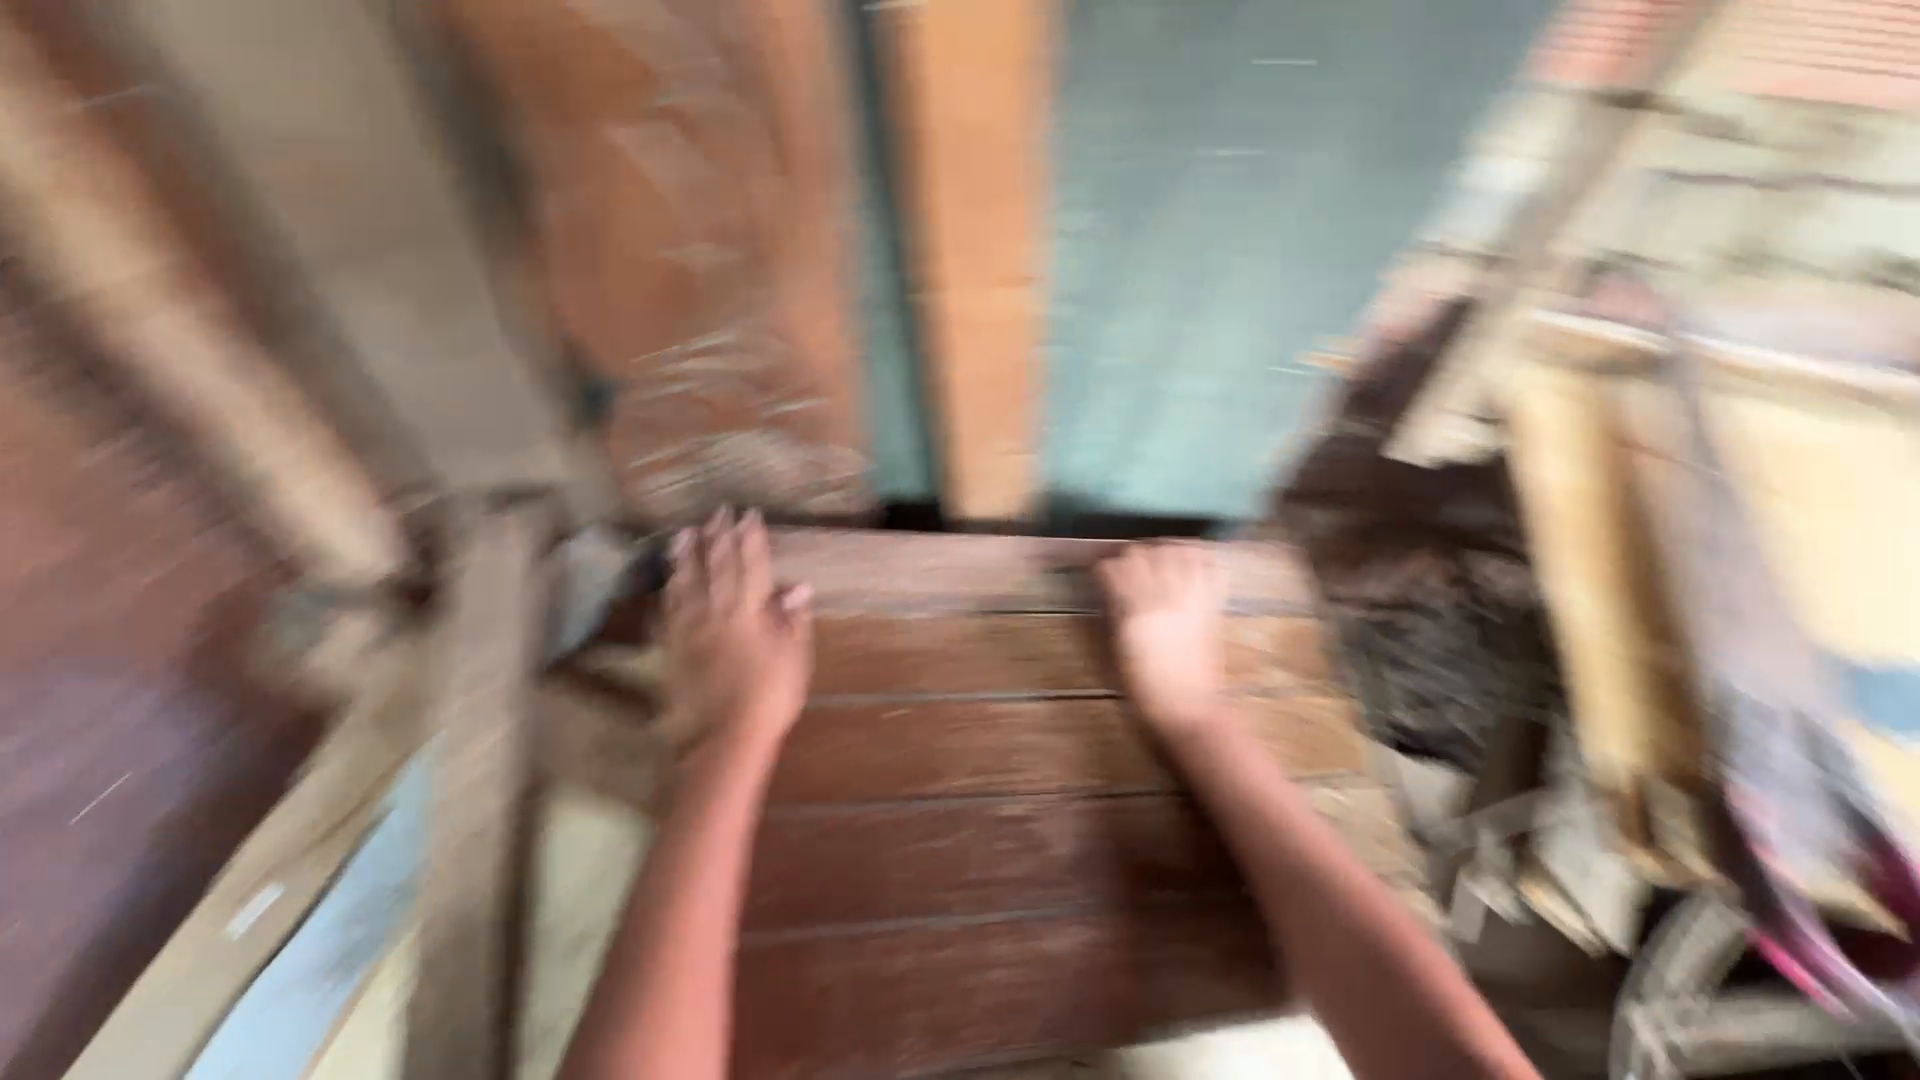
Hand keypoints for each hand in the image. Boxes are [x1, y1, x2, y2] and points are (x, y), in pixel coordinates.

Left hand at [662, 508, 812, 746]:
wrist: (724, 739)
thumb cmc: (770, 700)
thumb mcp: (794, 660)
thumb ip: (792, 621)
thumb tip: (798, 586)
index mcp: (750, 614)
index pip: (751, 566)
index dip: (750, 539)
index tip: (748, 515)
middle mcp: (717, 614)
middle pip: (716, 567)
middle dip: (718, 537)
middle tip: (717, 512)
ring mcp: (689, 630)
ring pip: (686, 584)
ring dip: (686, 556)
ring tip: (683, 533)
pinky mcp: (671, 649)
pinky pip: (668, 612)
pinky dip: (669, 592)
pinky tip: (667, 582)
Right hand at [1095, 541, 1229, 736]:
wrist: (1190, 708)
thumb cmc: (1145, 688)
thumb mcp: (1117, 651)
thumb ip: (1114, 613)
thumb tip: (1110, 589)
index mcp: (1136, 612)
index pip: (1114, 567)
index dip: (1103, 568)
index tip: (1100, 576)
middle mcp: (1165, 598)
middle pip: (1144, 552)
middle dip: (1131, 556)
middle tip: (1127, 569)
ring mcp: (1194, 599)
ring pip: (1179, 550)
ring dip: (1165, 549)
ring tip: (1158, 560)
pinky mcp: (1214, 605)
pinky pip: (1214, 567)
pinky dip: (1202, 558)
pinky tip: (1189, 563)